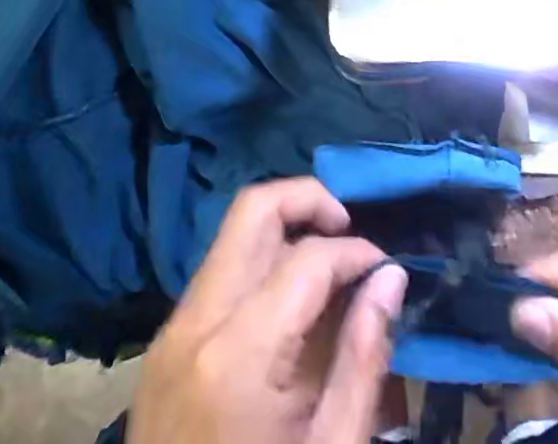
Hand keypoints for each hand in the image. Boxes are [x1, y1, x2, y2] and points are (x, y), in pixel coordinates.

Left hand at [130, 178, 408, 443]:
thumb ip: (365, 354)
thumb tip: (392, 274)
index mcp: (238, 352)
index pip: (307, 257)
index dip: (357, 251)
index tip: (388, 268)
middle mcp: (195, 320)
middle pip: (253, 210)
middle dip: (310, 201)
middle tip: (353, 230)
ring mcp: (172, 328)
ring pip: (232, 235)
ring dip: (285, 229)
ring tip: (331, 260)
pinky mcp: (165, 343)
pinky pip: (219, 272)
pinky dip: (261, 262)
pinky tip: (294, 298)